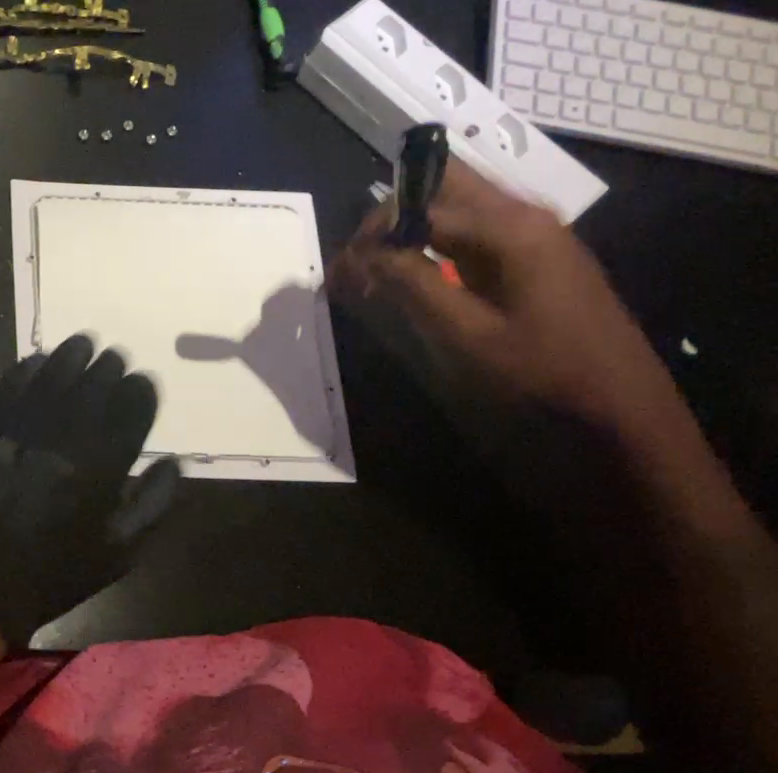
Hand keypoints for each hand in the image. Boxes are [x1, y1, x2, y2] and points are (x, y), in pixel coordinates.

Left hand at [0, 335, 177, 646]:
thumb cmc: (45, 581)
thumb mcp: (114, 557)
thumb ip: (151, 505)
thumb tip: (171, 462)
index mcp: (100, 468)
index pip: (132, 411)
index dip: (140, 393)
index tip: (141, 384)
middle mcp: (57, 439)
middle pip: (91, 387)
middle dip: (107, 370)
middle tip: (113, 359)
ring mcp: (10, 433)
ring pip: (47, 379)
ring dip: (68, 359)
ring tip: (81, 345)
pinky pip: (3, 391)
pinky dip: (22, 372)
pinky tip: (33, 363)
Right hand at [330, 161, 681, 433]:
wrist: (615, 405)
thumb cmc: (540, 370)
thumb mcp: (466, 335)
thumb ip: (412, 287)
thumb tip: (359, 256)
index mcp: (510, 228)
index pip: (424, 203)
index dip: (375, 231)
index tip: (339, 270)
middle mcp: (523, 216)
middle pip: (447, 186)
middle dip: (392, 217)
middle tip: (355, 262)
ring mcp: (531, 236)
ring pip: (457, 208)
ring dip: (409, 232)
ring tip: (370, 275)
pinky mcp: (530, 260)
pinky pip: (470, 235)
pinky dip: (431, 248)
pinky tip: (408, 282)